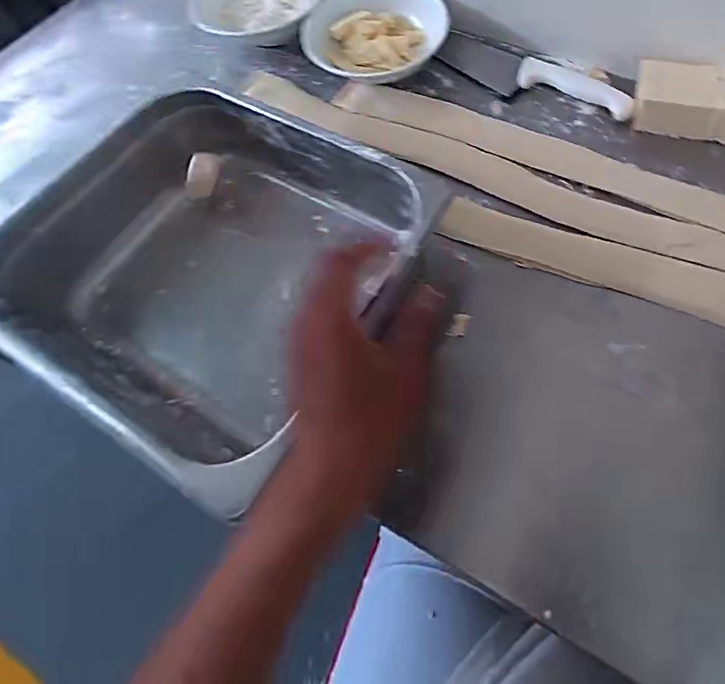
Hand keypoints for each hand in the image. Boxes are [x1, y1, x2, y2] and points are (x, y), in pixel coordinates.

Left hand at [287, 241, 442, 516]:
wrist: (324, 477)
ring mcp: (296, 345)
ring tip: (386, 298)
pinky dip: (341, 311)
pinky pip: (316, 319)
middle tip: (394, 270)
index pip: (339, 262)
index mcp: (329, 319)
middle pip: (325, 275)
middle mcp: (304, 325)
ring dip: (350, 289)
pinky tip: (367, 332)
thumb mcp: (404, 372)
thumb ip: (415, 326)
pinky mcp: (296, 364)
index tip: (395, 250)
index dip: (367, 247)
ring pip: (319, 297)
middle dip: (359, 265)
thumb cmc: (368, 424)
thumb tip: (429, 293)